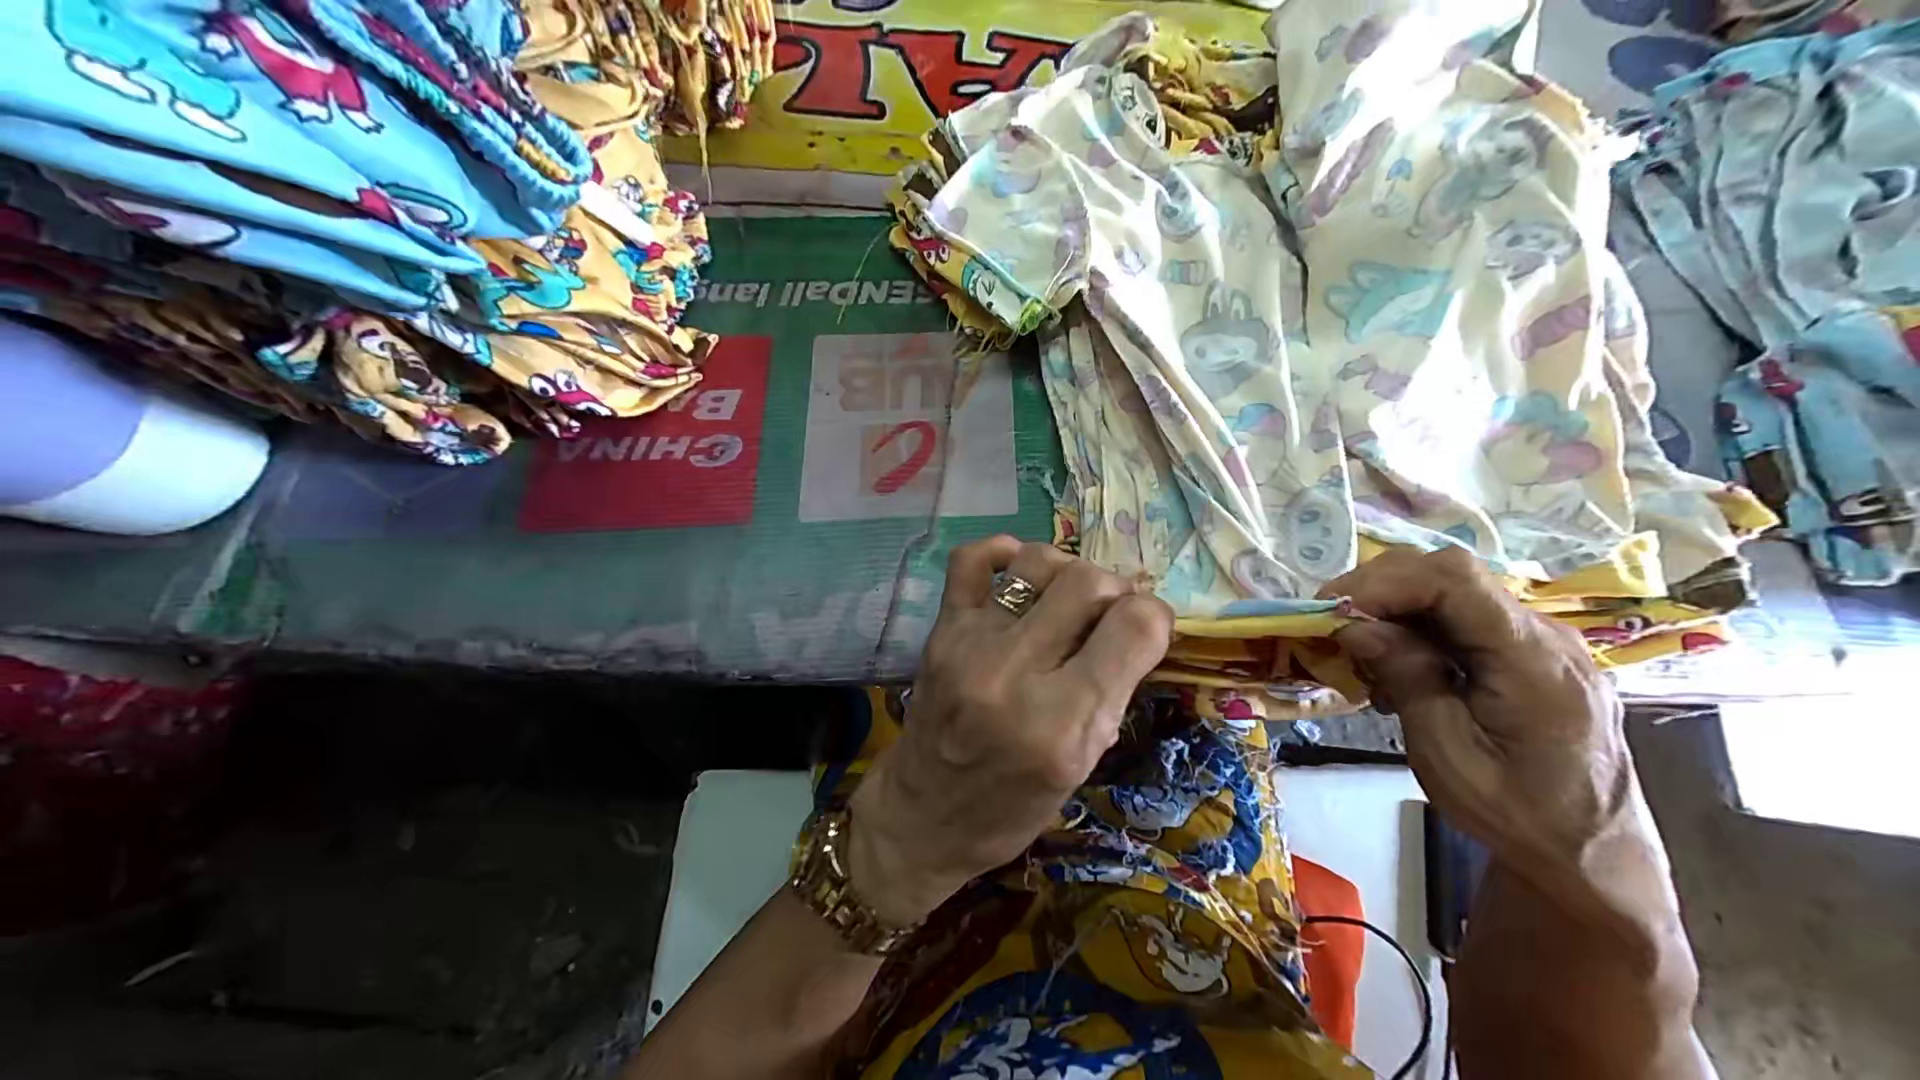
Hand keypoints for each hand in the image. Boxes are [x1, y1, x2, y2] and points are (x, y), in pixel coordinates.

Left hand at [847, 537, 1173, 925]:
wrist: (922, 815)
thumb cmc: (1010, 808)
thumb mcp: (1081, 767)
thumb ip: (1112, 692)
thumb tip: (1138, 623)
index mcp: (1061, 725)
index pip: (1134, 628)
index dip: (1156, 618)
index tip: (1148, 630)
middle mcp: (1015, 674)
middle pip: (1089, 582)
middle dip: (1117, 591)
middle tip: (1111, 615)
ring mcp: (970, 644)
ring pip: (1038, 561)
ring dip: (1068, 572)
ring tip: (1068, 598)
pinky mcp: (940, 629)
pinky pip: (972, 559)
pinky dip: (1005, 553)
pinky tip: (1020, 573)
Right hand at [1320, 548, 1651, 909]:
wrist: (1590, 852)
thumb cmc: (1515, 812)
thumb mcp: (1446, 754)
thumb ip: (1407, 678)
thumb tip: (1356, 625)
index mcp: (1534, 662)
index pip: (1455, 582)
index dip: (1384, 583)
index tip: (1330, 609)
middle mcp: (1545, 635)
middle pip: (1451, 572)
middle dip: (1379, 586)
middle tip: (1329, 620)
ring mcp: (1540, 638)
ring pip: (1452, 587)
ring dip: (1392, 603)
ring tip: (1356, 645)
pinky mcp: (1526, 649)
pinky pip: (1462, 613)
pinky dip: (1413, 621)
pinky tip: (1393, 659)